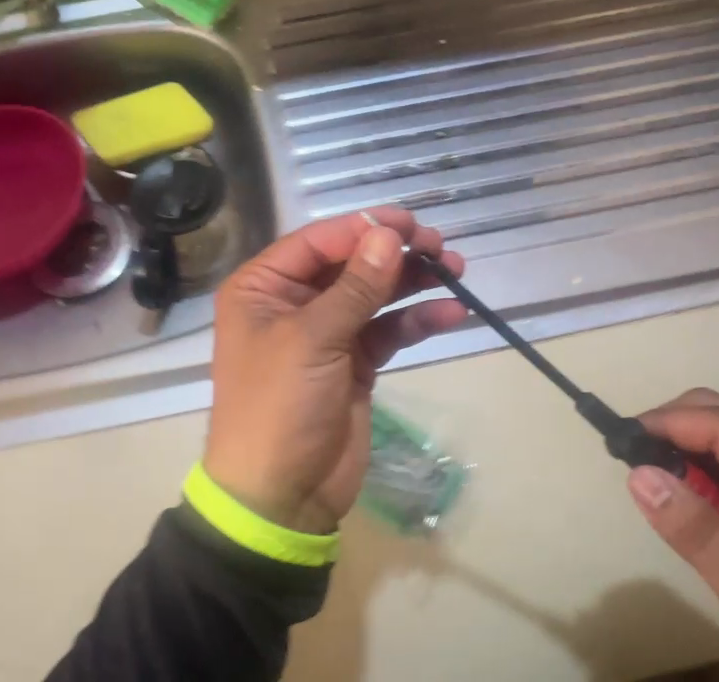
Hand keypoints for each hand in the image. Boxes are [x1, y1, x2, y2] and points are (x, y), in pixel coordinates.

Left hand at [203, 208, 467, 533]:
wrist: (281, 496)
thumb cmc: (278, 406)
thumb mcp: (312, 340)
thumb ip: (355, 287)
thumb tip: (388, 235)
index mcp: (262, 288)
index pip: (317, 242)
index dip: (362, 228)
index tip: (408, 222)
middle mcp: (291, 303)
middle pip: (348, 264)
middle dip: (393, 252)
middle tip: (439, 244)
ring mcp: (325, 334)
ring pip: (373, 294)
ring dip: (412, 281)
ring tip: (456, 270)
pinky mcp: (353, 364)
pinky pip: (388, 330)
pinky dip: (417, 320)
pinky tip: (451, 312)